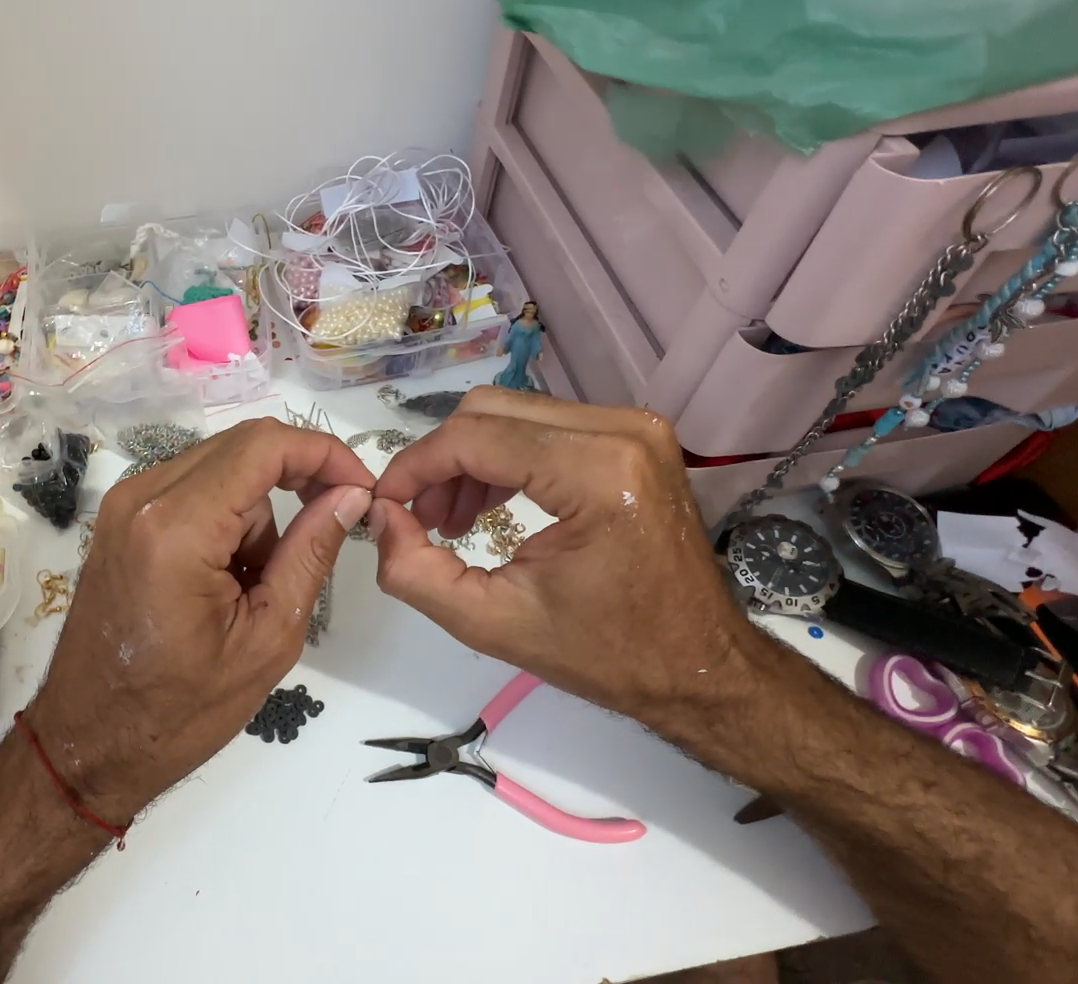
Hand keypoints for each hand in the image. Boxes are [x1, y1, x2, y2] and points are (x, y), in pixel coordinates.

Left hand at [23, 419, 374, 823]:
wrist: (89, 742)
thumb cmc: (182, 709)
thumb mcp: (268, 635)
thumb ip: (312, 550)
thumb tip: (351, 493)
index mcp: (177, 525)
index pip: (264, 446)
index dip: (324, 453)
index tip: (361, 487)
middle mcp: (143, 496)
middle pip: (242, 445)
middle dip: (296, 475)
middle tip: (332, 521)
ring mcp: (125, 504)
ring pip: (220, 467)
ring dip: (257, 508)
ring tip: (254, 583)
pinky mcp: (120, 519)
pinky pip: (192, 488)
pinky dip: (225, 516)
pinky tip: (225, 575)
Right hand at [368, 388, 751, 720]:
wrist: (700, 666)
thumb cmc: (604, 655)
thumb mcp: (491, 624)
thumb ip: (414, 572)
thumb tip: (377, 515)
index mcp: (596, 472)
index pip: (472, 438)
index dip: (414, 468)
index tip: (385, 505)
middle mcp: (620, 429)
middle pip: (487, 411)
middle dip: (439, 462)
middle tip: (421, 519)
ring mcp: (634, 425)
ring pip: (511, 411)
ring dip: (467, 459)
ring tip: (452, 521)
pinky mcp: (634, 435)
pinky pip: (542, 424)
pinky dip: (502, 456)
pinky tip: (488, 505)